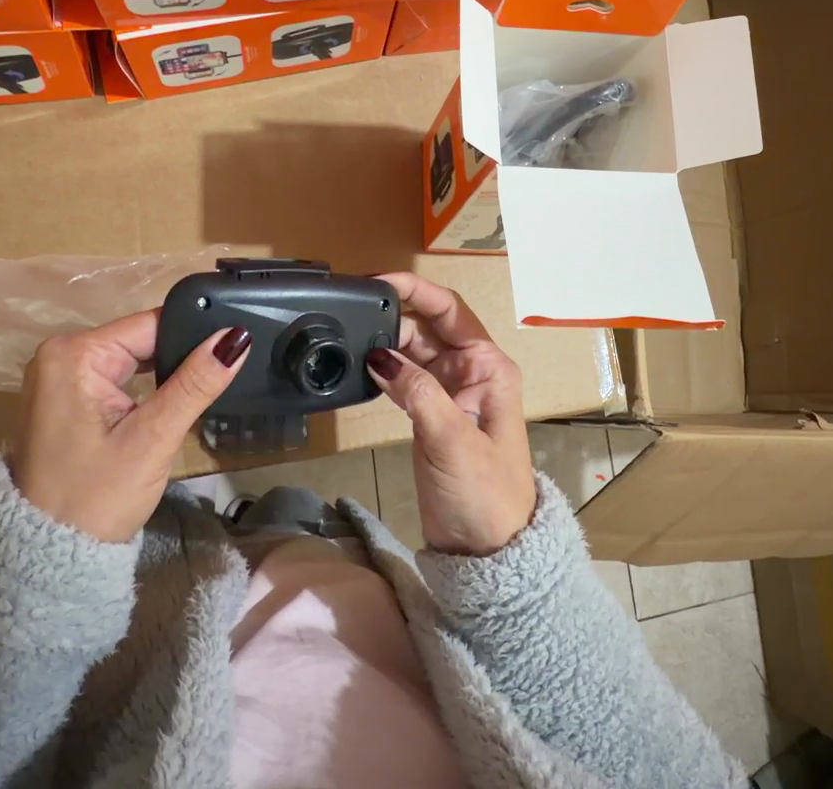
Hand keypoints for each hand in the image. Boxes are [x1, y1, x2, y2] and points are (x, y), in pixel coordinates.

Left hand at [8, 312, 250, 542]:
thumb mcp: (153, 437)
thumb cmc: (98, 496)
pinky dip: (146, 389)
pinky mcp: (66, 401)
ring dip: (166, 374)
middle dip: (181, 356)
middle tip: (227, 373)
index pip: (151, 325)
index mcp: (74, 353)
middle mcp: (60, 355)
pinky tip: (172, 402)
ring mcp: (59, 378)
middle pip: (142, 340)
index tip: (238, 344)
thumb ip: (195, 383)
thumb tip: (238, 337)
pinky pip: (118, 378)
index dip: (196, 333)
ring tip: (206, 388)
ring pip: (133, 359)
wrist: (47, 558)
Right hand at [366, 273, 535, 555]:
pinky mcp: (429, 414)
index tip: (375, 280)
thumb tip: (379, 355)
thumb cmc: (485, 494)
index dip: (414, 291)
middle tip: (348, 307)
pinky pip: (403, 378)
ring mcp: (448, 392)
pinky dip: (381, 369)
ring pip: (411, 350)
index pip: (450, 311)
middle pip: (427, 326)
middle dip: (392, 313)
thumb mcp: (453, 440)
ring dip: (383, 340)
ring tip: (344, 331)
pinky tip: (356, 365)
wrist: (488, 551)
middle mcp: (469, 371)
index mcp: (488, 367)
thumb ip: (418, 392)